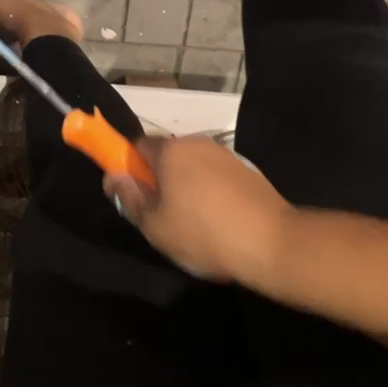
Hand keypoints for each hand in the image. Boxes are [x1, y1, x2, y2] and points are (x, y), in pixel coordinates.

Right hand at [103, 134, 291, 282]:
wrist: (274, 244)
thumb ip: (129, 198)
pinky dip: (211, 194)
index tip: (135, 196)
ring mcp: (225, 155)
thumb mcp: (155, 225)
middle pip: (166, 156)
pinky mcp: (247, 170)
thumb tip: (114, 176)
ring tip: (194, 225)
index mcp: (170, 150)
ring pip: (193, 167)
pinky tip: (219, 223)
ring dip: (187, 187)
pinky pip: (216, 177)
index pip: (137, 146)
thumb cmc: (204, 233)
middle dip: (160, 180)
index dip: (130, 168)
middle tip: (162, 216)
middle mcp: (196, 142)